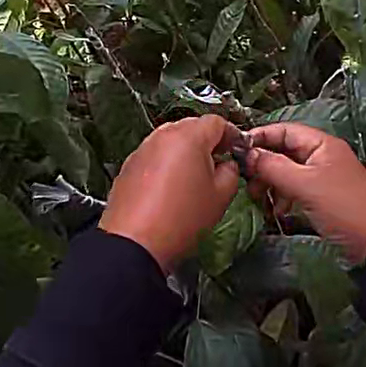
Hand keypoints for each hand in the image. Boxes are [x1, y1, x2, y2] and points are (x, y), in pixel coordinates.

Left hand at [100, 115, 243, 270]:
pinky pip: (154, 156)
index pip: (216, 122)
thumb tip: (227, 164)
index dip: (232, 135)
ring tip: (194, 177)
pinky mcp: (128, 166)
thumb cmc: (182, 218)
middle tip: (219, 163)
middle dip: (208, 141)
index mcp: (189, 137)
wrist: (135, 244)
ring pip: (171, 141)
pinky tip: (171, 188)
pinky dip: (166, 164)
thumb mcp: (220, 196)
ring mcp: (142, 150)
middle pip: (192, 127)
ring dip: (186, 152)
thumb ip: (231, 172)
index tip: (237, 149)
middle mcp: (162, 136)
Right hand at [243, 122, 365, 263]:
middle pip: (283, 150)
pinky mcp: (322, 196)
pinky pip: (295, 188)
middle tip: (246, 181)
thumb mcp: (304, 185)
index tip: (237, 150)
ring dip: (270, 181)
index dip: (260, 136)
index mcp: (321, 144)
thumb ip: (273, 166)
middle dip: (263, 163)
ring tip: (257, 197)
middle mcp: (322, 155)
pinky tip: (276, 210)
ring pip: (287, 171)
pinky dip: (282, 196)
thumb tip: (247, 154)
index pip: (284, 129)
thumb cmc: (341, 207)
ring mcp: (323, 176)